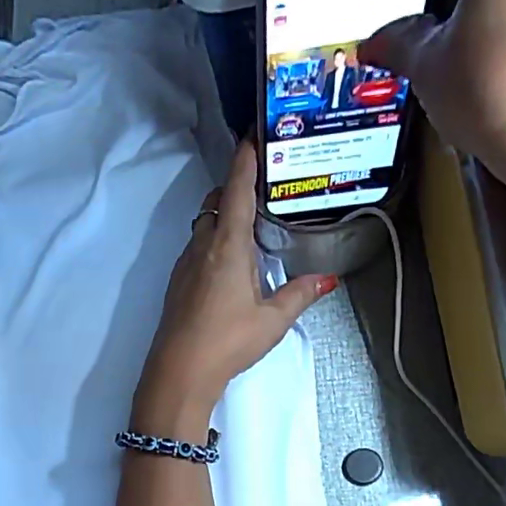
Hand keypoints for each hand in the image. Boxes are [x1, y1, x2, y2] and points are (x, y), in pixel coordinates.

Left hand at [134, 141, 335, 436]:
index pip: (236, 187)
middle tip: (266, 186)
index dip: (246, 158)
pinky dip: (215, 240)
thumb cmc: (228, 341)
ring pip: (205, 224)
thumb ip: (300, 294)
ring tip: (253, 224)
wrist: (180, 371)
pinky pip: (198, 247)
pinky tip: (232, 263)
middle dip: (237, 187)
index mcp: (228, 244)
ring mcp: (186, 263)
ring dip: (225, 216)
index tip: (255, 134)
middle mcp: (203, 245)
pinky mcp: (178, 282)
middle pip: (217, 200)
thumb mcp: (273, 320)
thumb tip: (327, 278)